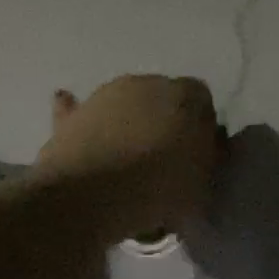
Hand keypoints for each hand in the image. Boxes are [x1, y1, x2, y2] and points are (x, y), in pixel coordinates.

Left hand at [35, 75, 221, 233]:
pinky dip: (82, 120)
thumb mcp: (202, 185)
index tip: (197, 158)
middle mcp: (146, 83)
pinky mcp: (72, 115)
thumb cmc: (159, 189)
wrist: (92, 194)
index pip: (202, 102)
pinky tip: (87, 139)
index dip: (201, 129)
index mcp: (186, 96)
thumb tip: (204, 150)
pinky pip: (79, 112)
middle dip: (164, 124)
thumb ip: (207, 161)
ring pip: (123, 106)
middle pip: (162, 100)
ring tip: (127, 167)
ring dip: (128, 126)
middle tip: (163, 163)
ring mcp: (104, 95)